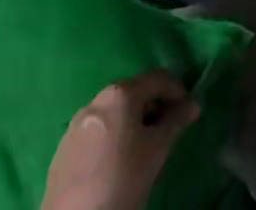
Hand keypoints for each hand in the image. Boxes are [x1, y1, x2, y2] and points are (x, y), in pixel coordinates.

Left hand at [41, 69, 200, 209]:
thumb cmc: (124, 176)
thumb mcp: (159, 147)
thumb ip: (177, 120)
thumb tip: (192, 105)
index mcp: (120, 94)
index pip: (158, 78)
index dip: (178, 90)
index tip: (188, 109)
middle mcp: (96, 100)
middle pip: (134, 91)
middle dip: (155, 103)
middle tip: (169, 123)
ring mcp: (75, 124)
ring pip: (115, 110)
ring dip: (134, 118)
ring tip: (145, 141)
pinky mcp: (63, 148)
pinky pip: (98, 128)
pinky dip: (114, 132)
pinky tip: (119, 156)